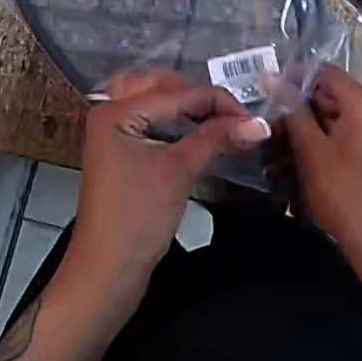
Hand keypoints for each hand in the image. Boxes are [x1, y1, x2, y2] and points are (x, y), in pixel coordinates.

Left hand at [65, 69, 271, 301]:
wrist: (105, 275)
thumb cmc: (137, 220)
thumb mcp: (179, 171)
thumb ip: (216, 138)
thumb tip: (256, 123)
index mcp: (116, 112)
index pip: (175, 93)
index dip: (216, 102)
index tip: (250, 117)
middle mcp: (109, 113)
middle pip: (159, 85)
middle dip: (197, 94)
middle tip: (231, 112)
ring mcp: (112, 133)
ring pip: (152, 99)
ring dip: (183, 102)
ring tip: (216, 115)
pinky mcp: (120, 151)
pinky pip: (148, 118)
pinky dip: (173, 118)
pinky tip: (196, 128)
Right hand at [282, 64, 361, 303]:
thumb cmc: (346, 195)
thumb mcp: (312, 151)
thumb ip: (293, 110)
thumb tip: (271, 77)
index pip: (327, 72)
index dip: (295, 77)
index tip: (267, 91)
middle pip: (333, 95)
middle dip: (300, 108)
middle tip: (270, 126)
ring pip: (338, 118)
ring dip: (309, 129)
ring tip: (279, 149)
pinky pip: (350, 135)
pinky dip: (326, 143)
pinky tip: (301, 162)